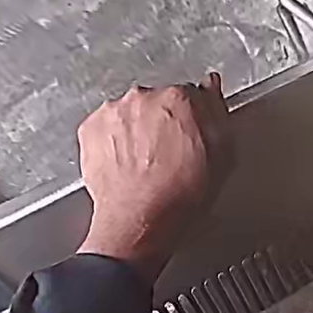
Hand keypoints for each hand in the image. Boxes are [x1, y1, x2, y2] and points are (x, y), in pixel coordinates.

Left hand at [76, 74, 231, 283]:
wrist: (139, 221)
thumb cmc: (177, 197)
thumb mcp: (221, 158)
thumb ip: (217, 115)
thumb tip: (211, 91)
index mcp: (180, 99)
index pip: (190, 96)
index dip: (191, 120)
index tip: (190, 137)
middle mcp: (144, 98)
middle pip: (157, 102)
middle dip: (161, 124)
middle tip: (167, 156)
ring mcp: (114, 112)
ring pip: (129, 114)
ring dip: (136, 132)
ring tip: (145, 165)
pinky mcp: (91, 128)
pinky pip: (105, 128)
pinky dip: (113, 142)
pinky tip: (125, 165)